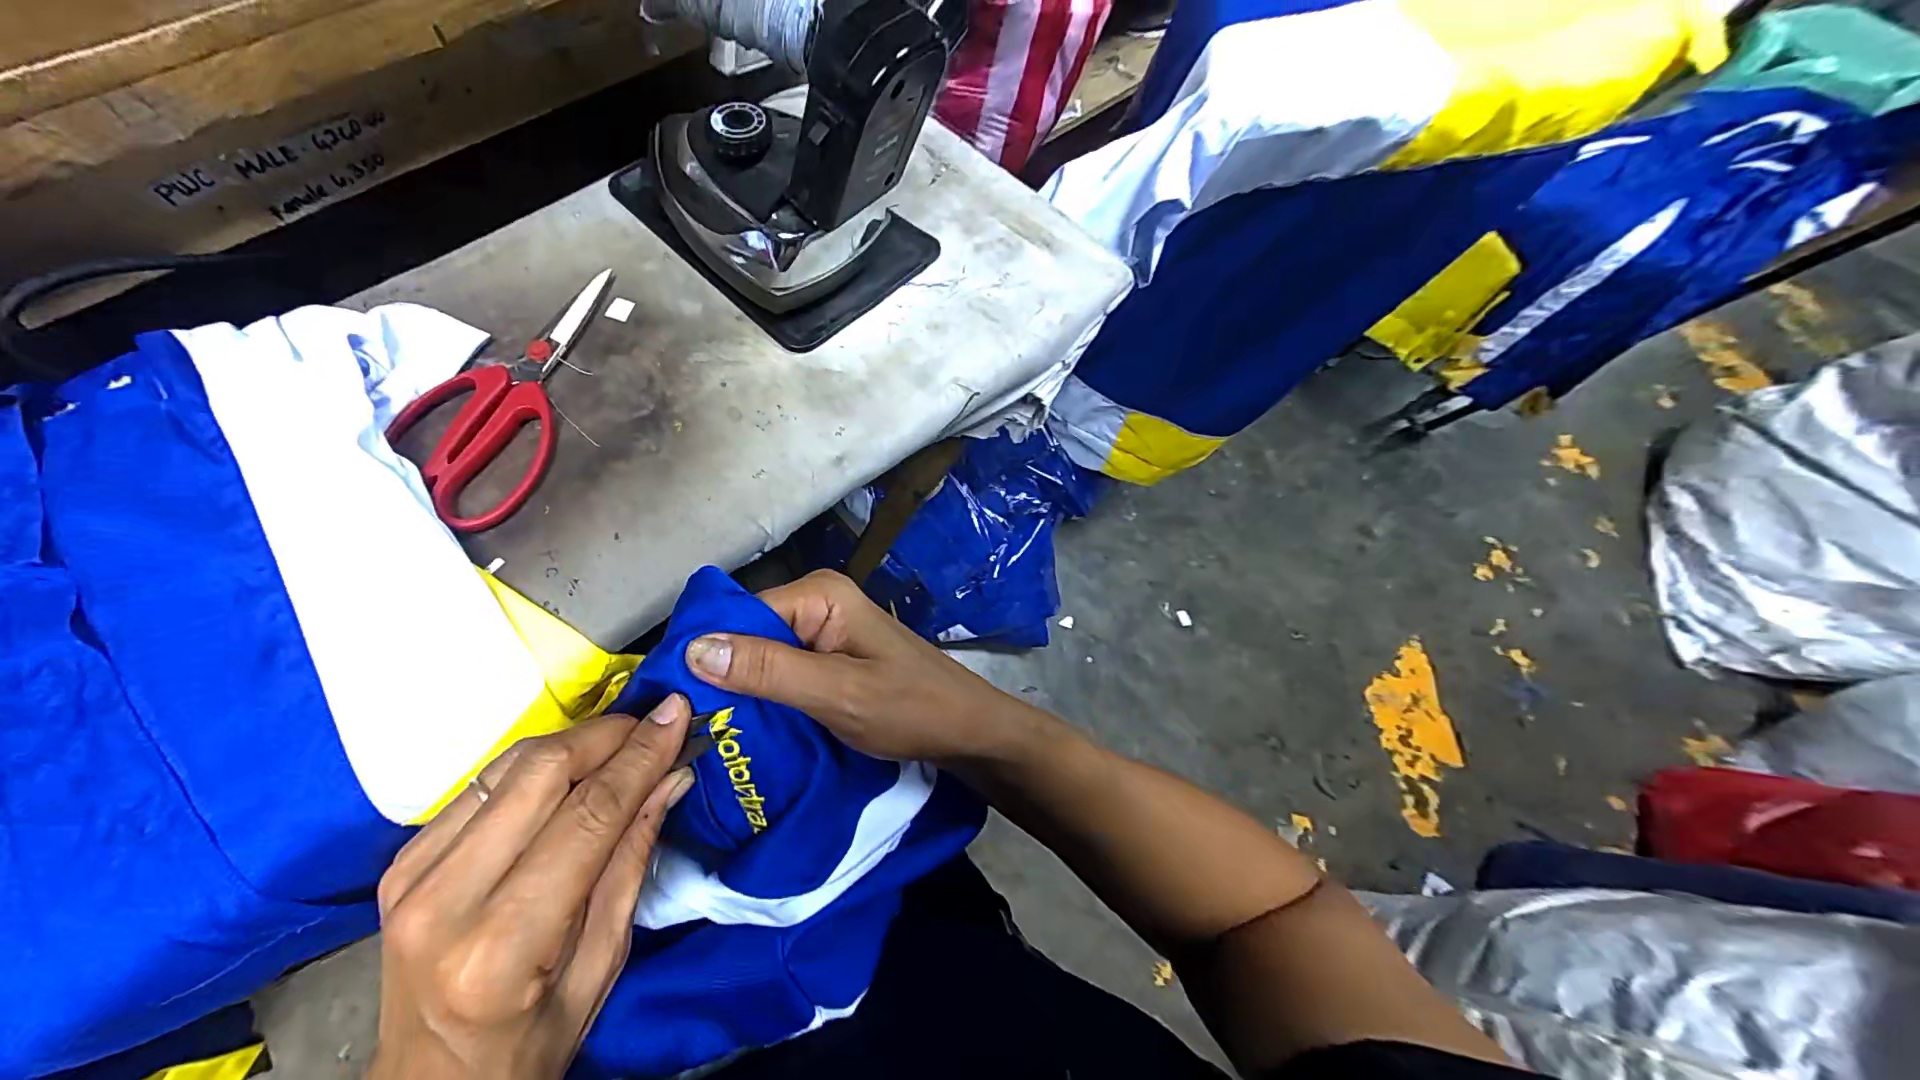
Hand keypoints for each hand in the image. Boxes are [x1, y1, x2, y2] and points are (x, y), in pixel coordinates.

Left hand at [367, 699, 695, 1079]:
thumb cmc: (532, 1040)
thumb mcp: (604, 961)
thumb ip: (632, 859)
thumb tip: (672, 775)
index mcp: (500, 945)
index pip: (588, 817)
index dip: (640, 757)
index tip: (678, 715)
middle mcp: (442, 900)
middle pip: (541, 773)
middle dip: (609, 734)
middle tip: (656, 723)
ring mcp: (411, 876)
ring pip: (510, 765)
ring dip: (577, 739)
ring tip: (625, 739)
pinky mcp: (401, 860)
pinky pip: (485, 782)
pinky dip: (539, 762)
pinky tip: (575, 766)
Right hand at [684, 570, 1040, 763]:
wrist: (965, 729)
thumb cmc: (911, 708)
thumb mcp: (837, 693)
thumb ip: (770, 670)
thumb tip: (693, 648)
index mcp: (820, 594)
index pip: (739, 615)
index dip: (704, 655)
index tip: (671, 703)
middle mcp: (817, 600)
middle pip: (746, 634)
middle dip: (720, 675)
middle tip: (688, 727)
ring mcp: (823, 627)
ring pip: (760, 655)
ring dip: (740, 690)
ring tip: (708, 732)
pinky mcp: (827, 653)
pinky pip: (780, 669)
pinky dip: (764, 695)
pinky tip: (746, 725)